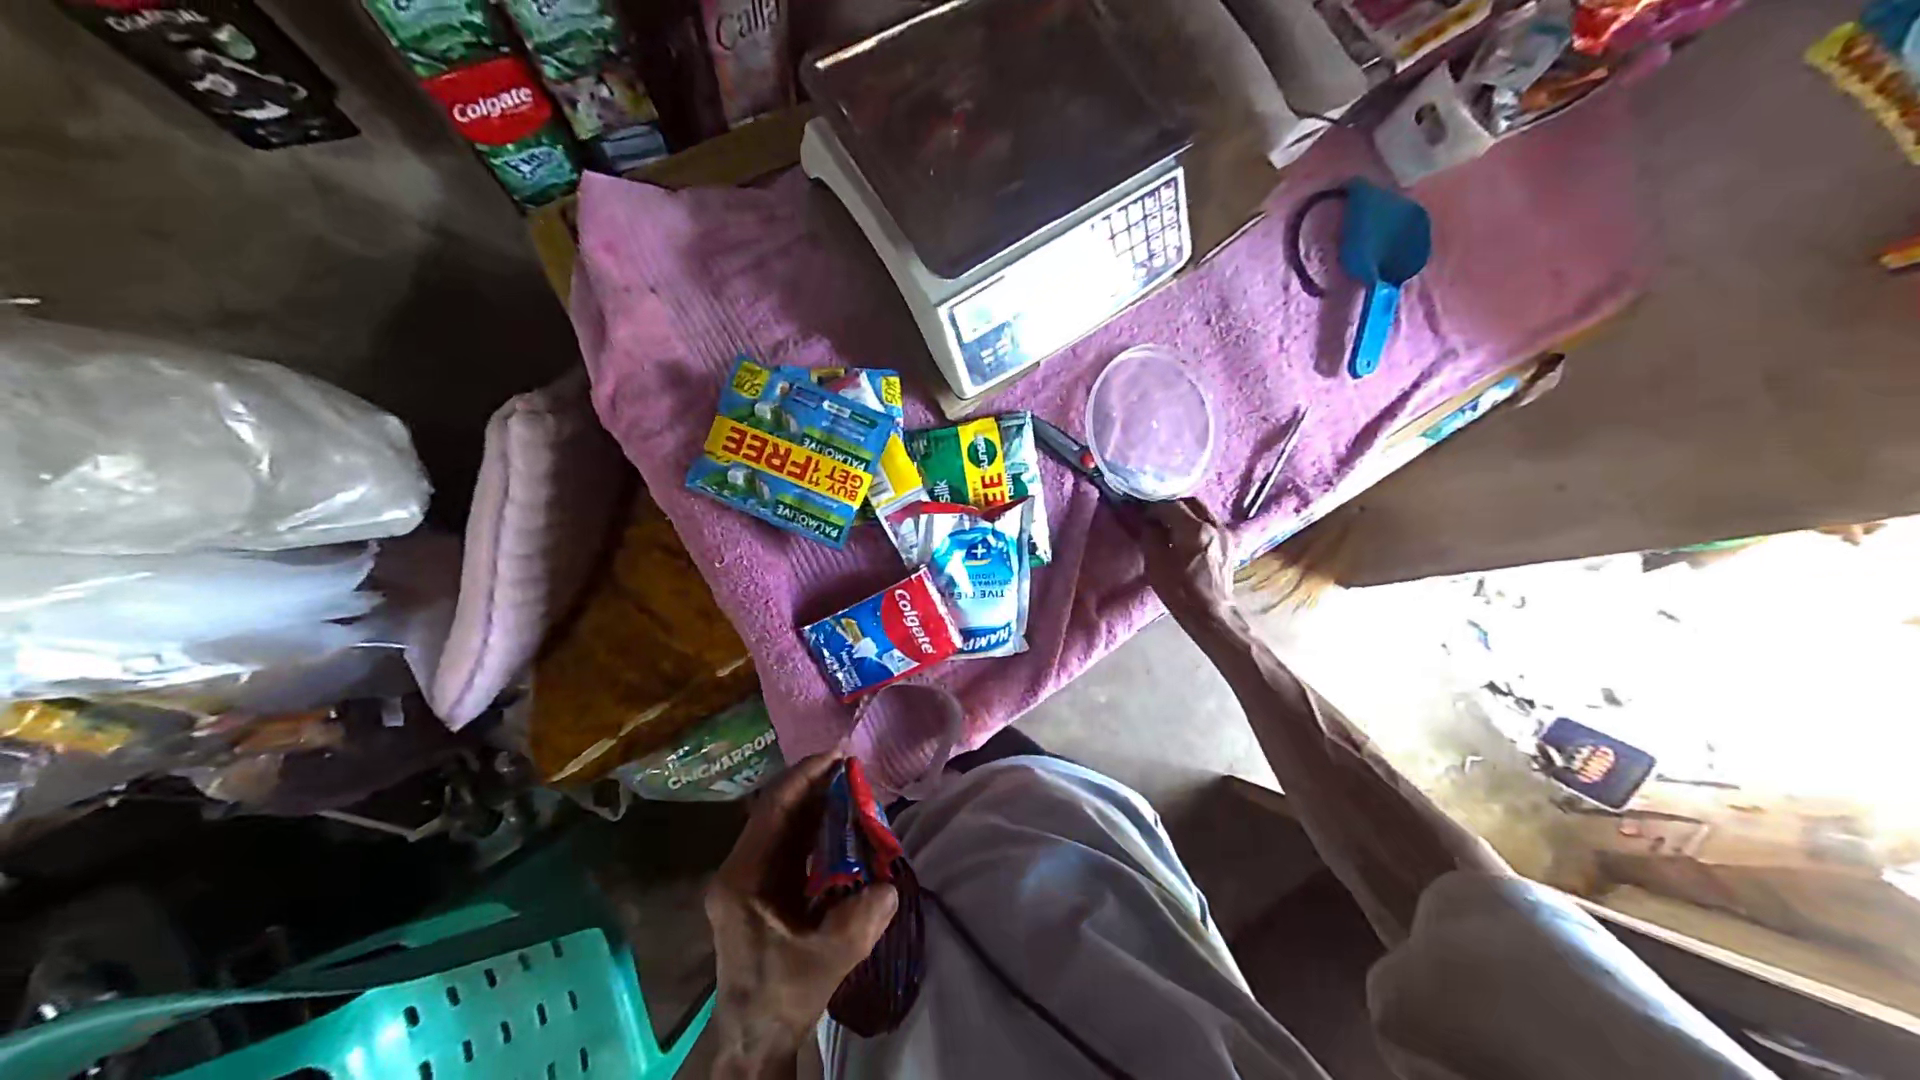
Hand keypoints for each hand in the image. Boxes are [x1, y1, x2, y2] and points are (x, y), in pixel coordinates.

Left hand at [707, 753, 897, 1076]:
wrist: (755, 1035)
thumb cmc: (782, 995)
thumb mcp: (829, 957)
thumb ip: (863, 917)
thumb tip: (889, 882)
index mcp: (743, 877)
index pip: (773, 809)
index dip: (805, 777)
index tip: (838, 756)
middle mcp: (739, 869)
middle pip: (776, 810)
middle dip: (813, 784)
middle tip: (851, 766)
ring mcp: (747, 878)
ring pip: (781, 824)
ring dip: (814, 804)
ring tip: (850, 786)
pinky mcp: (759, 888)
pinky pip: (786, 843)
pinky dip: (813, 827)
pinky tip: (839, 822)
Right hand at [1128, 498, 1235, 619]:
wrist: (1211, 614)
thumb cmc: (1180, 592)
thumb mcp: (1156, 564)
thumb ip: (1150, 535)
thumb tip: (1146, 520)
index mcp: (1194, 530)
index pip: (1169, 504)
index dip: (1151, 507)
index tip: (1139, 512)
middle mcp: (1214, 525)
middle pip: (1190, 502)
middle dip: (1170, 505)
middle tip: (1154, 516)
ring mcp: (1225, 533)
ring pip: (1202, 510)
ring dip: (1184, 513)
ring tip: (1168, 525)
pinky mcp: (1229, 543)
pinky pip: (1210, 522)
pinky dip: (1195, 523)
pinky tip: (1185, 535)